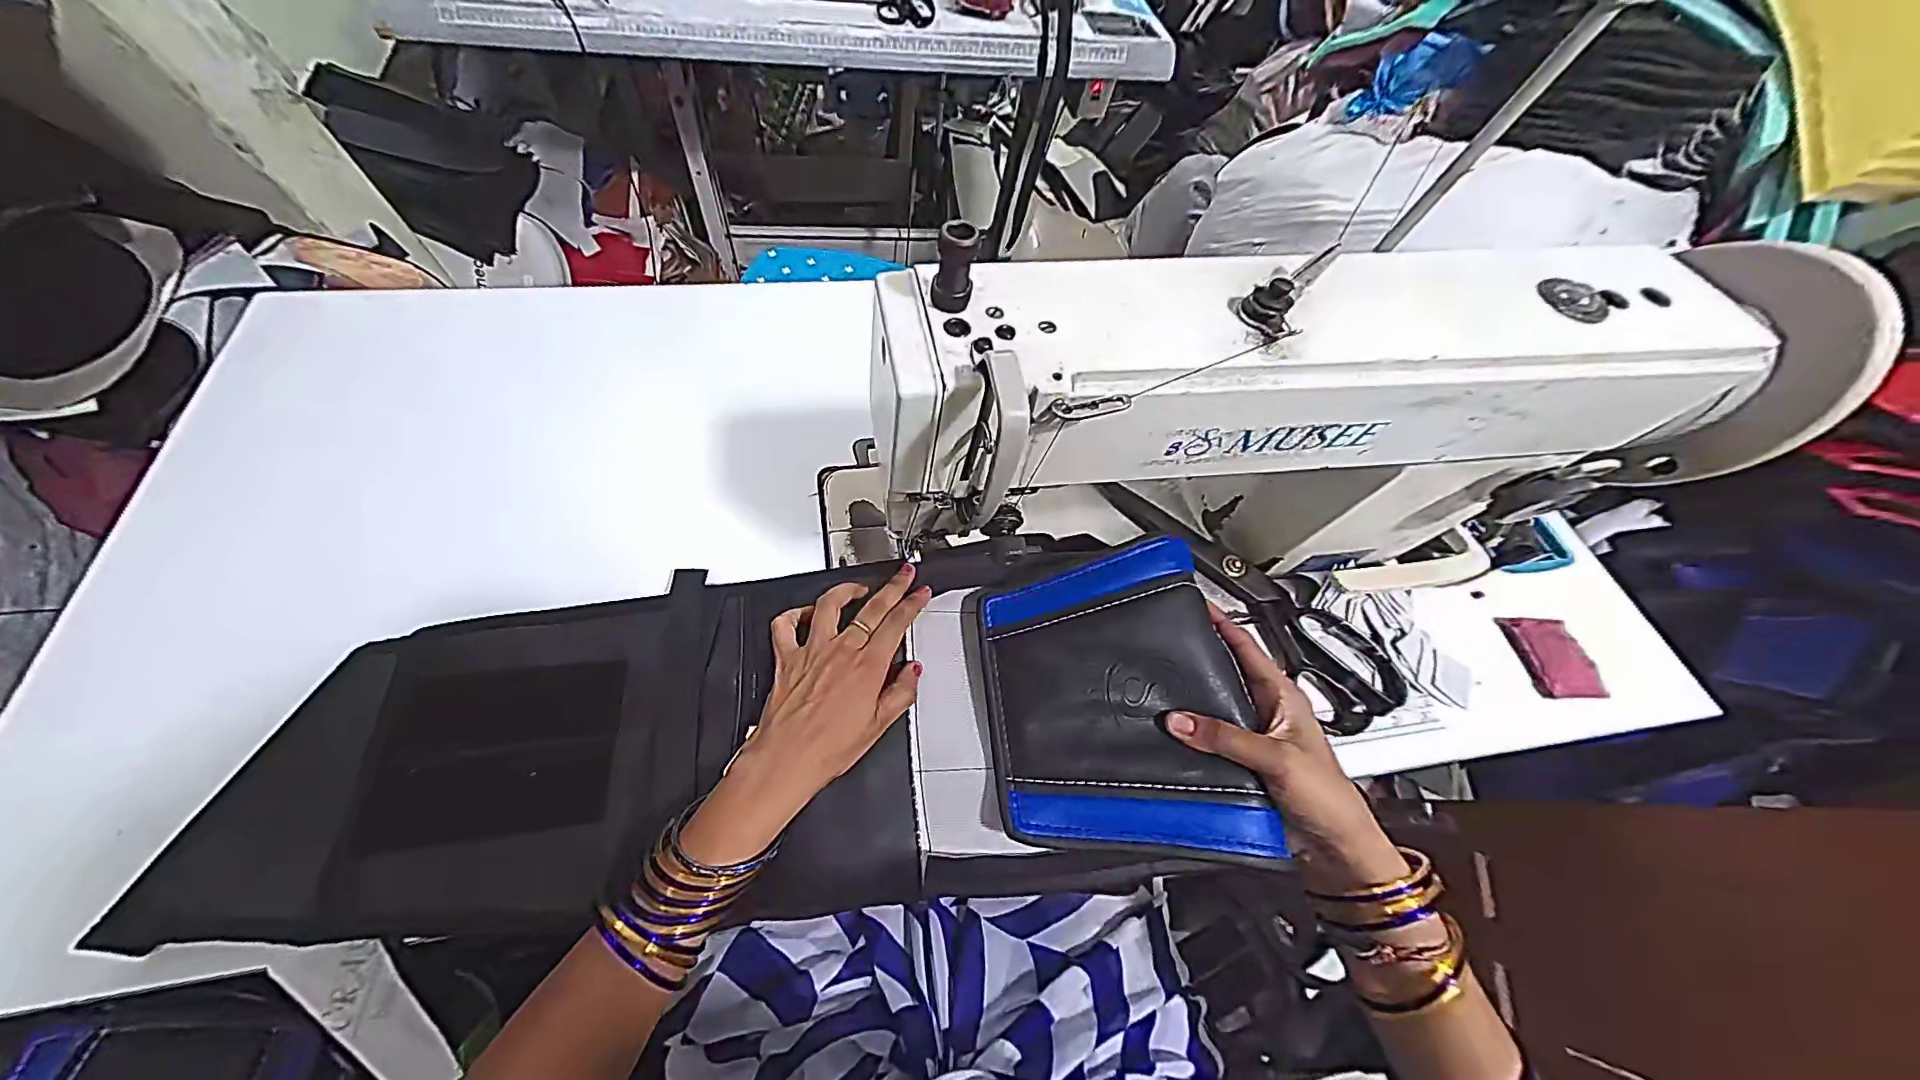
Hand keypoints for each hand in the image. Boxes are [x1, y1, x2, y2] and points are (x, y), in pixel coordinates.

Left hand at [679, 563, 931, 863]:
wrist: (785, 760)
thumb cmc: (827, 749)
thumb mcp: (878, 726)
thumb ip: (900, 693)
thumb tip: (912, 672)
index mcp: (867, 667)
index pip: (896, 624)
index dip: (912, 603)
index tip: (920, 592)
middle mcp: (840, 652)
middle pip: (872, 607)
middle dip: (893, 586)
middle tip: (903, 574)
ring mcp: (811, 651)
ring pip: (829, 604)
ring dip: (846, 590)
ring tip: (857, 586)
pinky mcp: (786, 658)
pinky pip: (785, 625)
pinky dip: (794, 613)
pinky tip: (803, 612)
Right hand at [1165, 603, 1408, 889]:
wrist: (1336, 846)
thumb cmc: (1331, 798)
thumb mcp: (1276, 758)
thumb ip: (1226, 737)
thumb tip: (1180, 719)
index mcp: (1284, 697)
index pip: (1248, 648)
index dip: (1224, 625)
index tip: (1199, 606)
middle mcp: (1267, 711)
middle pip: (1226, 674)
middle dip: (1200, 658)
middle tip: (1171, 641)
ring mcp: (1254, 736)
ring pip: (1215, 708)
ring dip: (1193, 702)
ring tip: (1166, 685)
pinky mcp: (1242, 761)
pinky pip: (1210, 739)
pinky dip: (1192, 734)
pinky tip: (1176, 733)